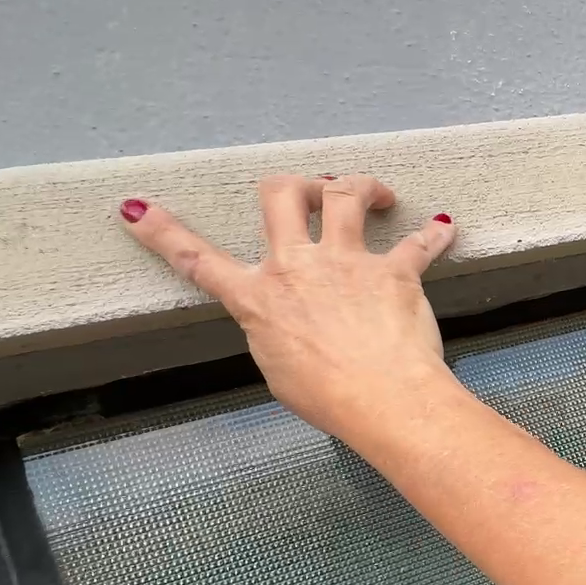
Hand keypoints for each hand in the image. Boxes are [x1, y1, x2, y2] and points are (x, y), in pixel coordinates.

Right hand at [119, 174, 460, 445]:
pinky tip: (445, 226)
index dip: (165, 232)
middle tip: (313, 191)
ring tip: (376, 192)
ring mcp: (348, 264)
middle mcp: (298, 268)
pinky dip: (435, 234)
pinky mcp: (396, 273)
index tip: (139, 209)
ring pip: (344, 196)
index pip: (197, 259)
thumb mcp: (279, 372)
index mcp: (258, 298)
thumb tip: (286, 328)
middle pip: (280, 196)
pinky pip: (420, 244)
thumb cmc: (330, 399)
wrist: (384, 399)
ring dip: (358, 185)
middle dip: (293, 185)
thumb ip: (275, 335)